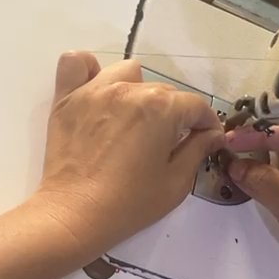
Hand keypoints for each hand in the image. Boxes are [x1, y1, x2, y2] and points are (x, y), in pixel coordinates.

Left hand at [29, 52, 224, 261]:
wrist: (75, 214)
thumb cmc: (129, 204)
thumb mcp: (175, 183)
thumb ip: (197, 150)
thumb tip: (212, 134)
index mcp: (161, 108)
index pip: (195, 106)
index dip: (206, 125)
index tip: (205, 140)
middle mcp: (129, 90)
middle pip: (163, 91)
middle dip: (172, 114)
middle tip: (165, 142)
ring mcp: (95, 91)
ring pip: (127, 73)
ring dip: (136, 90)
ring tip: (132, 118)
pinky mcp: (67, 99)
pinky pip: (75, 63)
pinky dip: (87, 71)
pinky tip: (95, 92)